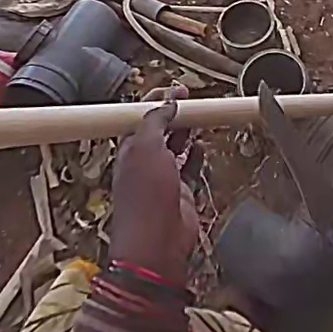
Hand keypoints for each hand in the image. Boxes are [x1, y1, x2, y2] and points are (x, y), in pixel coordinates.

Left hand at [107, 89, 199, 286]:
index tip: (176, 88)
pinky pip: (190, 168)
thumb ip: (155, 121)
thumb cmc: (144, 198)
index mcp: (130, 147)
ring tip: (200, 117)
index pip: (142, 115)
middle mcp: (145, 160)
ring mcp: (163, 177)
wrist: (157, 243)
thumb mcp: (146, 147)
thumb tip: (166, 102)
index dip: (158, 99)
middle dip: (175, 113)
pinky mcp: (180, 192)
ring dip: (187, 131)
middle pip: (161, 129)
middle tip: (192, 99)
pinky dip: (197, 155)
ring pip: (176, 146)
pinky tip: (202, 146)